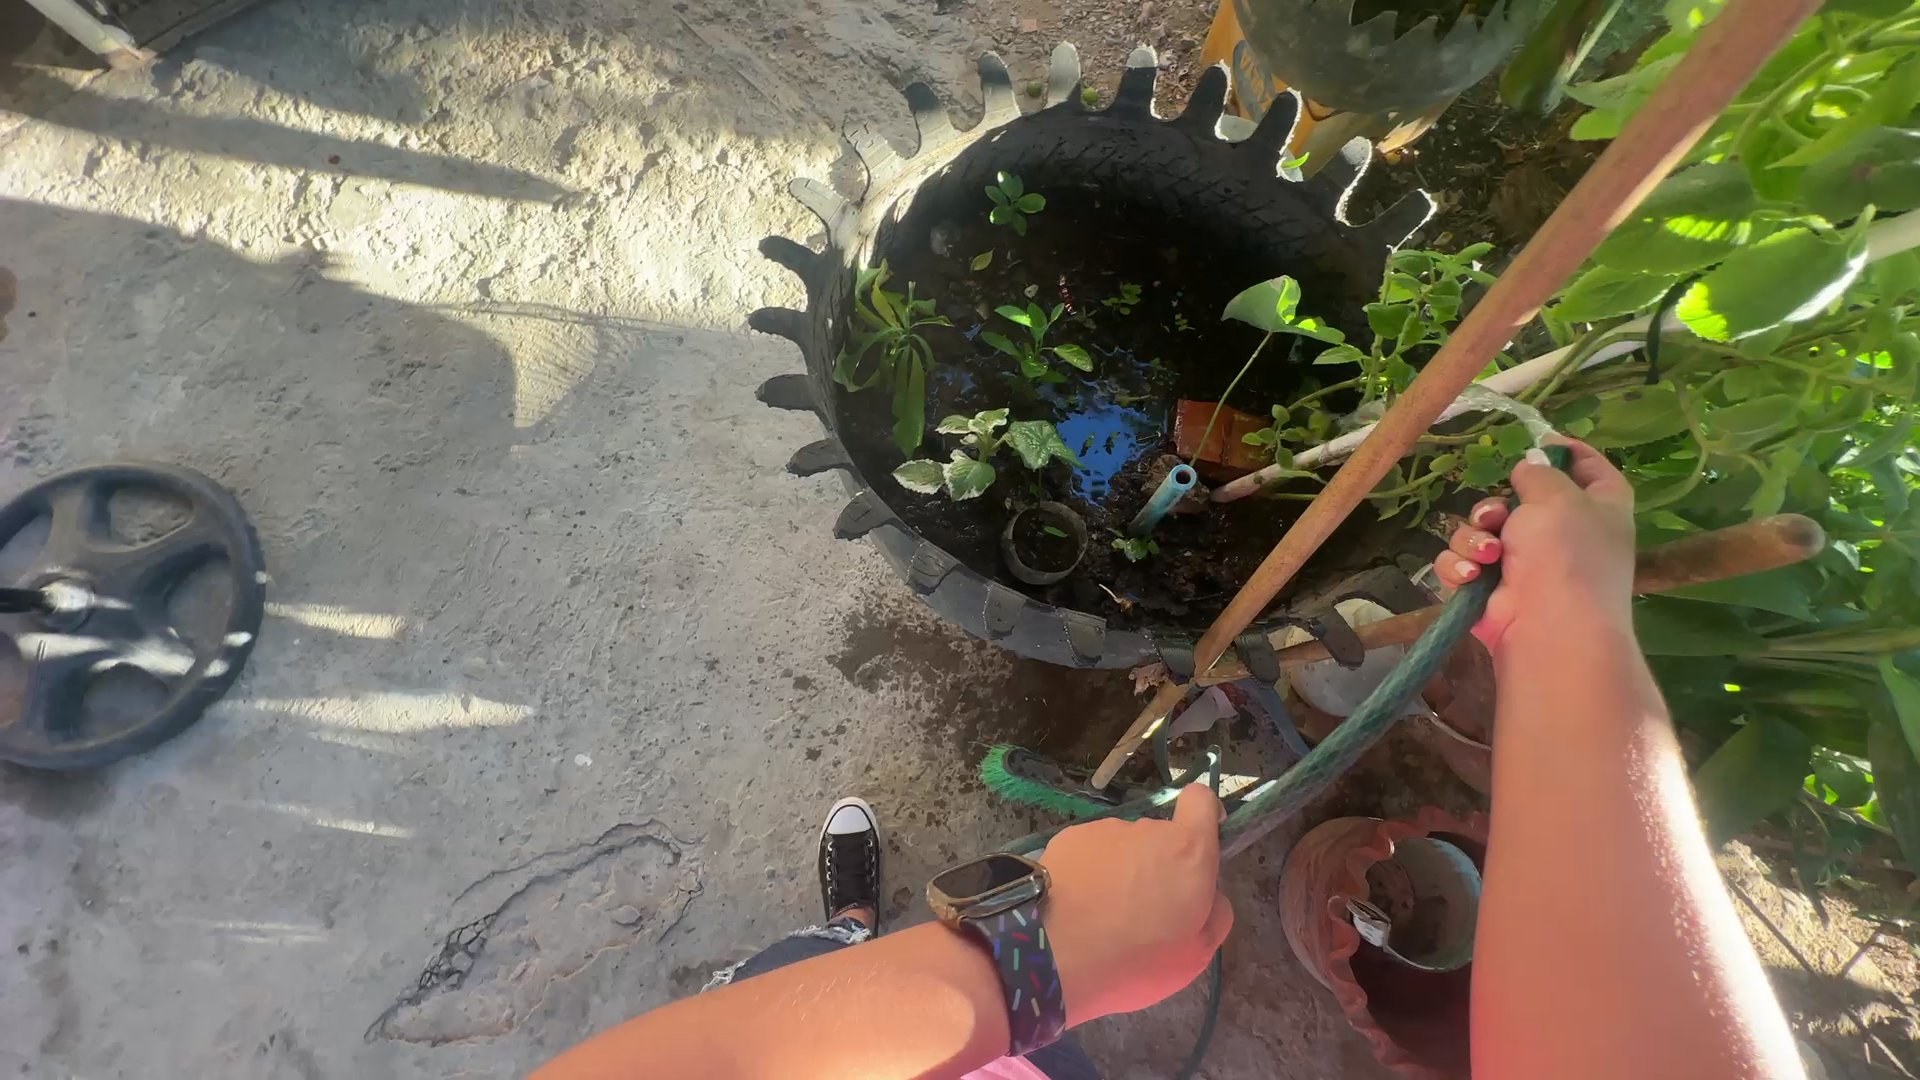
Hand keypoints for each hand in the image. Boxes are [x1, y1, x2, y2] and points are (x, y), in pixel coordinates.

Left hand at [1039, 785, 1231, 1025]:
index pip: (1201, 800)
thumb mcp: (1195, 955)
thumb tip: (1211, 892)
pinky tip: (1080, 904)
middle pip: (1161, 837)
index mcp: (1187, 851)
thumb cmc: (1136, 958)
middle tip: (1145, 912)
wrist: (1054, 950)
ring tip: (1106, 915)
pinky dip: (1091, 872)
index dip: (1203, 815)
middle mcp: (1147, 829)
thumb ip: (1214, 914)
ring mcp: (1105, 829)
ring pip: (1125, 847)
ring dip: (1123, 871)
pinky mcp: (1071, 836)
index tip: (1199, 843)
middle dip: (1159, 866)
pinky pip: (1092, 851)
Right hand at [1432, 437, 1635, 653]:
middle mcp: (1559, 531)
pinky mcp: (1485, 583)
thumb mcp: (1557, 498)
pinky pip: (1458, 560)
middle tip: (1496, 518)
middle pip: (1513, 499)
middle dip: (1493, 507)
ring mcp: (1520, 561)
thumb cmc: (1565, 555)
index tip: (1537, 439)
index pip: (1586, 466)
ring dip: (1472, 539)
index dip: (1564, 451)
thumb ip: (1539, 473)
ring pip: (1475, 530)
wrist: (1546, 624)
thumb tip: (1530, 463)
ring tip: (1486, 557)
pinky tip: (1473, 577)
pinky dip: (1460, 566)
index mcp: (1594, 505)